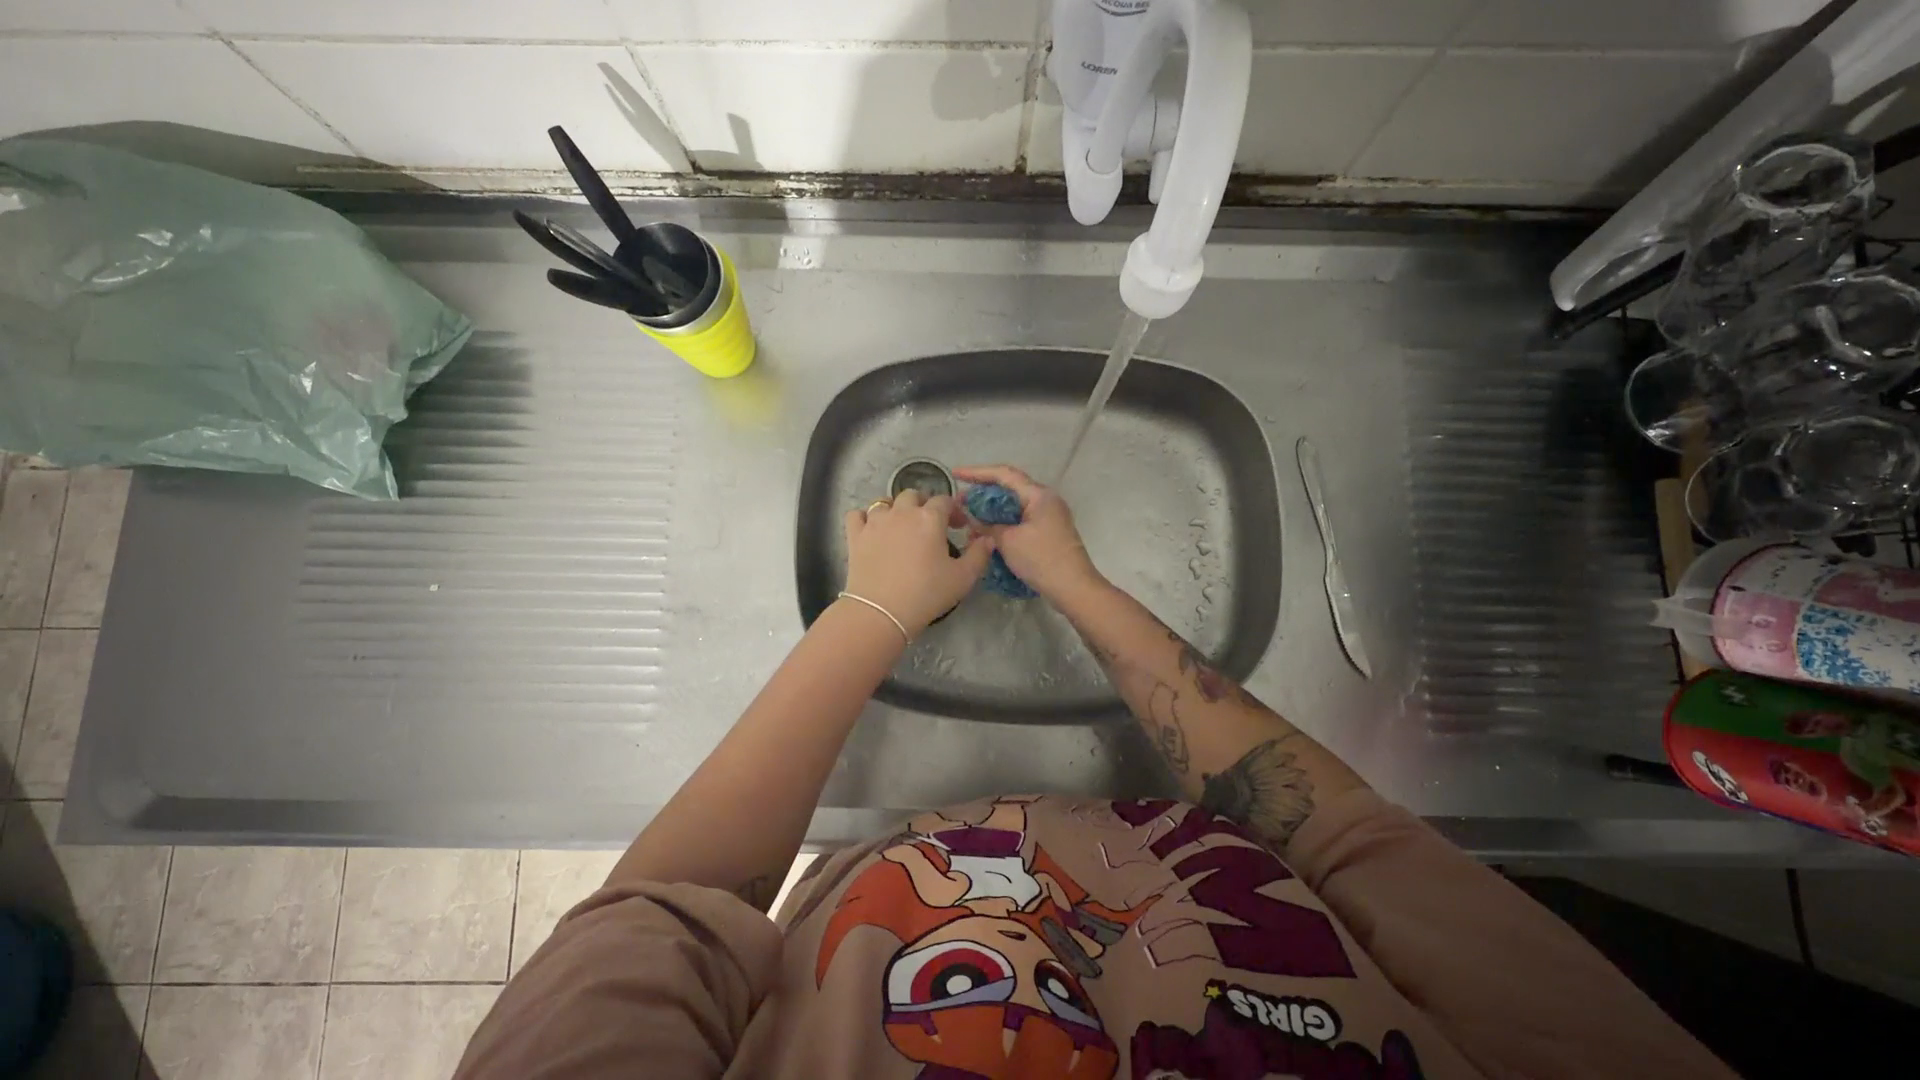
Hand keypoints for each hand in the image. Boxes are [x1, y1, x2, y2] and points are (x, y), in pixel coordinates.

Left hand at [842, 490, 992, 636]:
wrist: (881, 611)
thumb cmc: (926, 594)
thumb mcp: (962, 578)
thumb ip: (979, 555)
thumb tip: (987, 539)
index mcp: (930, 518)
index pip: (944, 501)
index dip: (954, 510)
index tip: (958, 526)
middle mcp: (902, 512)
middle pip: (913, 495)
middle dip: (923, 505)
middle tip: (929, 525)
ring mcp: (875, 522)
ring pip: (884, 502)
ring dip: (895, 509)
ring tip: (900, 527)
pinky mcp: (855, 535)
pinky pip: (857, 515)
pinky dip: (864, 518)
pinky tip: (871, 530)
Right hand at [952, 465, 1101, 601]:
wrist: (1074, 588)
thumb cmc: (1041, 560)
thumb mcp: (1008, 541)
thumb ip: (987, 525)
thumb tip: (972, 517)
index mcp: (1038, 495)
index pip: (1003, 474)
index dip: (977, 472)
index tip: (955, 474)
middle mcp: (1046, 500)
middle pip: (1009, 489)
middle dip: (982, 494)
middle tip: (959, 502)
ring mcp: (1049, 516)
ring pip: (1014, 507)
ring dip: (991, 512)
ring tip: (969, 522)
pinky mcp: (1048, 532)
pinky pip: (1020, 520)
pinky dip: (1003, 524)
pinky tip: (987, 534)